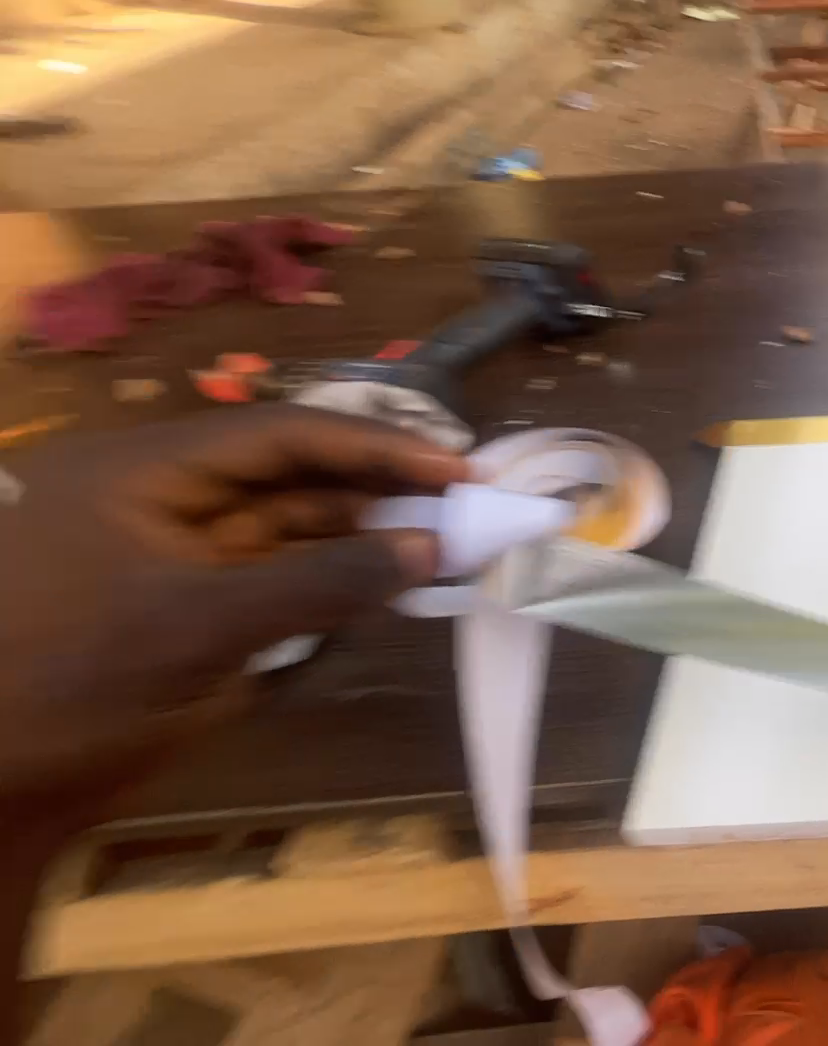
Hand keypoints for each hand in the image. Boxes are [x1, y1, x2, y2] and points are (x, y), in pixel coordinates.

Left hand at [0, 405, 465, 832]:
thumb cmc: (62, 693)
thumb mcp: (198, 630)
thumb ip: (324, 581)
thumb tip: (434, 546)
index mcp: (134, 474)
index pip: (281, 434)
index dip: (377, 445)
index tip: (458, 467)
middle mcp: (164, 494)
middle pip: (299, 468)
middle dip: (385, 482)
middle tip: (466, 497)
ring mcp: (187, 544)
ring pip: (304, 516)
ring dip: (376, 527)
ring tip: (449, 537)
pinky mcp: (209, 591)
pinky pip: (297, 563)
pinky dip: (352, 568)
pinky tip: (402, 575)